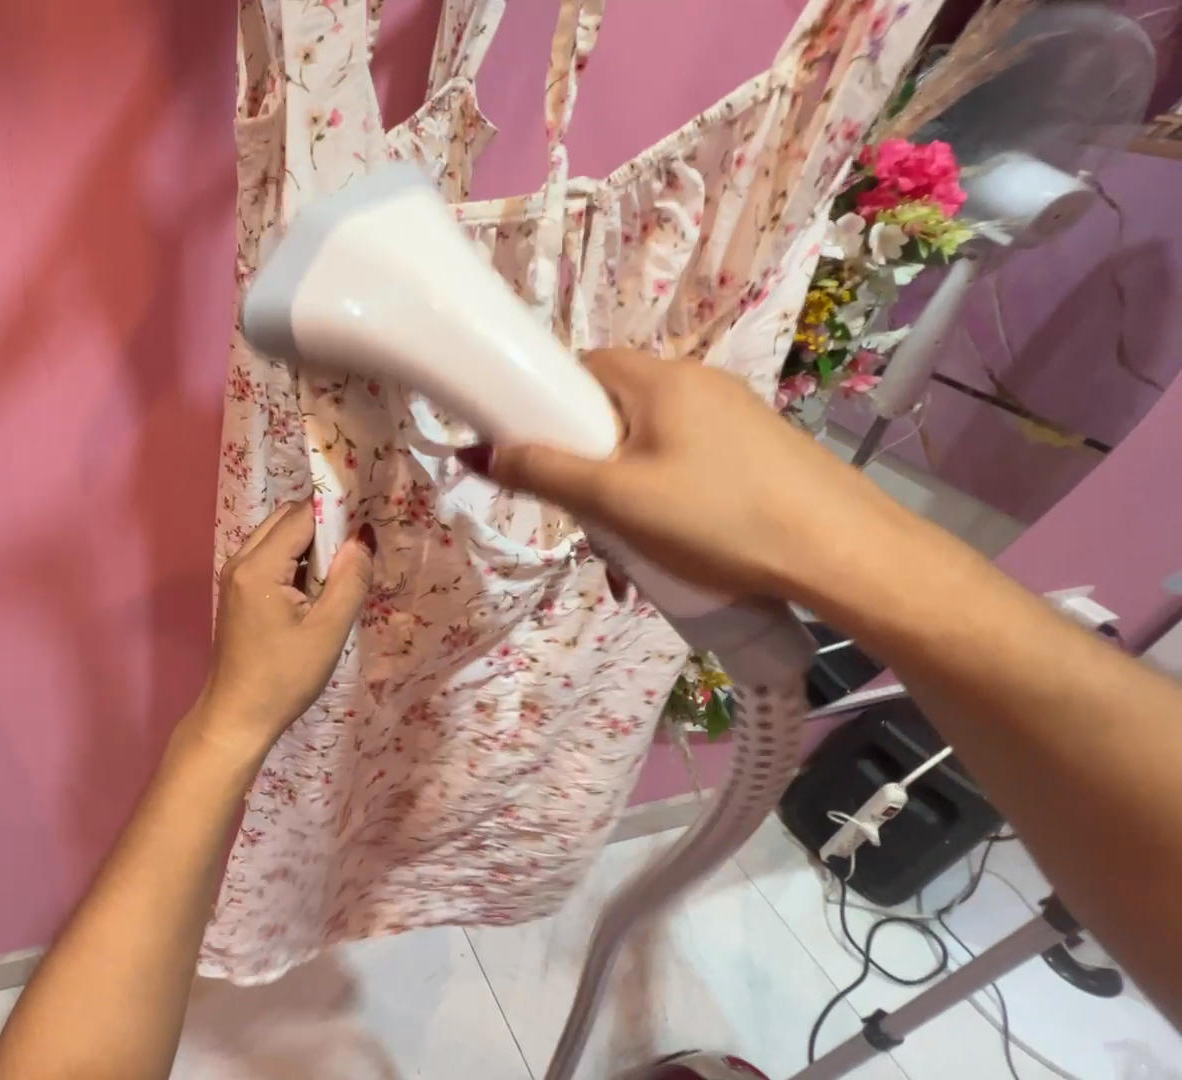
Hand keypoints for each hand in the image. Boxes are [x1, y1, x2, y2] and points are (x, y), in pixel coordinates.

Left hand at [191, 501, 374, 763]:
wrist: (238, 716)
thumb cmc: (285, 678)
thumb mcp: (328, 630)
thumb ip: (350, 579)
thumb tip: (363, 536)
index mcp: (259, 566)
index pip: (302, 515)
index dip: (336, 514)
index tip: (367, 523)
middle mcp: (240, 560)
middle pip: (286, 518)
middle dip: (322, 526)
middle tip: (354, 553)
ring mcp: (234, 575)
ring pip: (276, 536)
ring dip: (308, 544)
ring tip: (338, 573)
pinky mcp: (237, 590)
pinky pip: (269, 556)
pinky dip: (294, 560)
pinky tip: (315, 588)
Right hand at [461, 349, 917, 601]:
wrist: (845, 557)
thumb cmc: (717, 518)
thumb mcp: (613, 501)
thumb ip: (540, 473)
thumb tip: (472, 452)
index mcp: (659, 380)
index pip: (581, 366)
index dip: (547, 401)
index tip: (532, 449)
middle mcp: (696, 382)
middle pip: (611, 405)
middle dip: (583, 455)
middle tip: (579, 506)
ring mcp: (732, 414)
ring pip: (646, 438)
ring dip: (620, 482)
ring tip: (625, 535)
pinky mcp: (755, 447)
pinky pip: (682, 458)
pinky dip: (659, 490)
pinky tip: (670, 536)